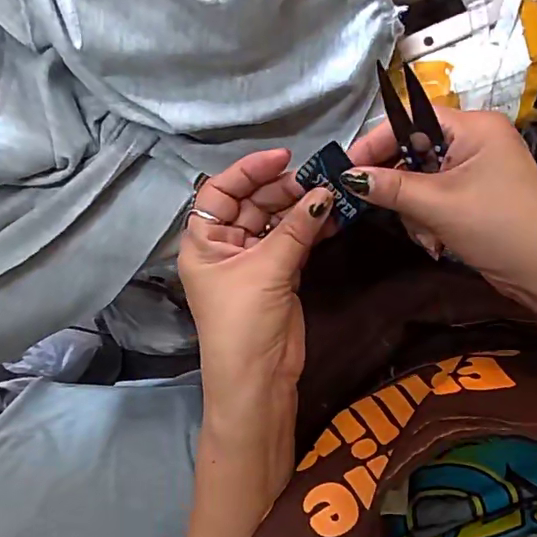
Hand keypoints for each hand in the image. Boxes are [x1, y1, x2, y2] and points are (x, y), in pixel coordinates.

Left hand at [178, 148, 337, 402]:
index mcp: (203, 242)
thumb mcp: (266, 270)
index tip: (284, 157)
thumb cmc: (244, 322)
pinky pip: (293, 242)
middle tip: (318, 181)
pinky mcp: (278, 275)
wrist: (258, 379)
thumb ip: (296, 228)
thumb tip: (324, 192)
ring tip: (331, 194)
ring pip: (276, 222)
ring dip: (302, 208)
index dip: (249, 171)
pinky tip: (333, 216)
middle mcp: (225, 247)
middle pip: (252, 204)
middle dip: (283, 190)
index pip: (221, 191)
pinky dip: (311, 229)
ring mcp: (253, 261)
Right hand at [341, 107, 536, 306]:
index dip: (376, 142)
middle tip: (385, 209)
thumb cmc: (499, 227)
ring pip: (420, 181)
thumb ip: (390, 187)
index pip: (412, 119)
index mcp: (474, 127)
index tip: (347, 168)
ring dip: (415, 211)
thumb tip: (348, 176)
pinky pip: (434, 199)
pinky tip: (438, 242)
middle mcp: (476, 141)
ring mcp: (476, 170)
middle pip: (414, 152)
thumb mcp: (438, 205)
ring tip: (429, 236)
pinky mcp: (475, 197)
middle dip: (400, 187)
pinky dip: (428, 221)